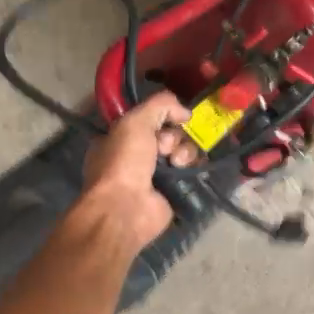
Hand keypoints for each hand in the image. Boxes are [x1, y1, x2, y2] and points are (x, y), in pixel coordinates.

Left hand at [77, 92, 195, 252]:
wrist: (125, 208)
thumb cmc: (122, 162)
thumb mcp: (135, 121)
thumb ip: (161, 104)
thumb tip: (185, 113)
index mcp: (119, 140)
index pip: (149, 119)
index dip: (161, 116)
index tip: (167, 119)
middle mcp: (136, 156)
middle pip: (170, 132)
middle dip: (173, 136)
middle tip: (165, 146)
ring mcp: (155, 174)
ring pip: (183, 148)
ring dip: (184, 150)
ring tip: (176, 161)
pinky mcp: (173, 187)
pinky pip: (192, 167)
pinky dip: (194, 164)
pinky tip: (185, 168)